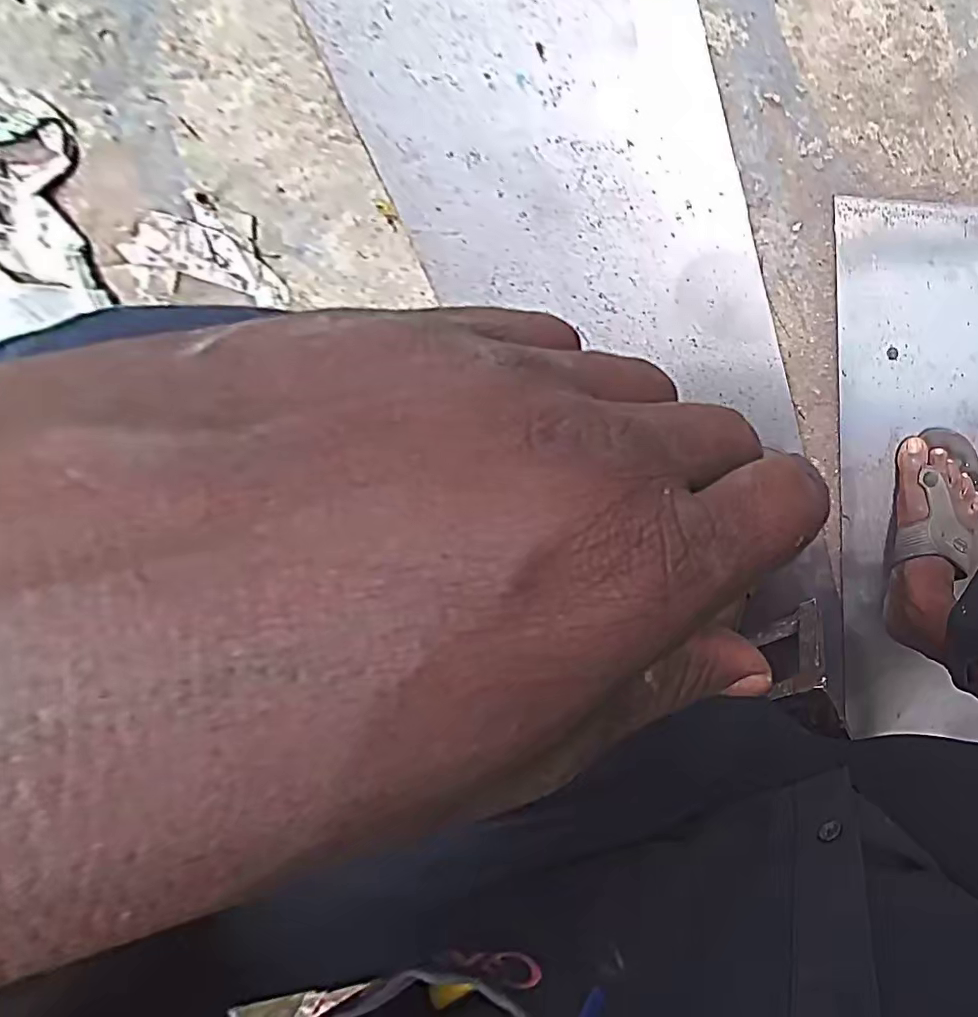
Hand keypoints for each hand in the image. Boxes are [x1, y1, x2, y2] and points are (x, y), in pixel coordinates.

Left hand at [0, 308, 827, 981]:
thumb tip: (749, 660)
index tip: (744, 547)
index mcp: (649, 565)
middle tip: (634, 531)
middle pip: (727, 435)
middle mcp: (608, 458)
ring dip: (624, 435)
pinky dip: (544, 384)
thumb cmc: (312, 748)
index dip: (780, 522)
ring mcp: (514, 382)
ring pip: (642, 387)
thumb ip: (663, 687)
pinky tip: (467, 431)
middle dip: (706, 484)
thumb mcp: (521, 756)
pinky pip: (544, 341)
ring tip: (536, 482)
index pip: (790, 497)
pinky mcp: (420, 332)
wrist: (25, 657)